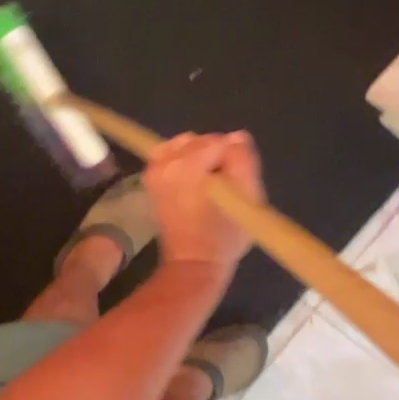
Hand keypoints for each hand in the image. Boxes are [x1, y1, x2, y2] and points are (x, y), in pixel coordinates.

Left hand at [144, 131, 263, 272]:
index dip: (233, 160)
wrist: (194, 263)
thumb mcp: (247, 194)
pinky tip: (192, 180)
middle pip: (200, 141)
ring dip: (199, 157)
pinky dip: (182, 161)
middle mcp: (166, 161)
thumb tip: (236, 136)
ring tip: (207, 184)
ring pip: (184, 145)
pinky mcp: (151, 179)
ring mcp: (154, 170)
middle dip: (215, 156)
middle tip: (223, 185)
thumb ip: (243, 158)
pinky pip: (169, 155)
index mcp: (188, 164)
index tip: (235, 183)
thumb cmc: (224, 233)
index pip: (220, 142)